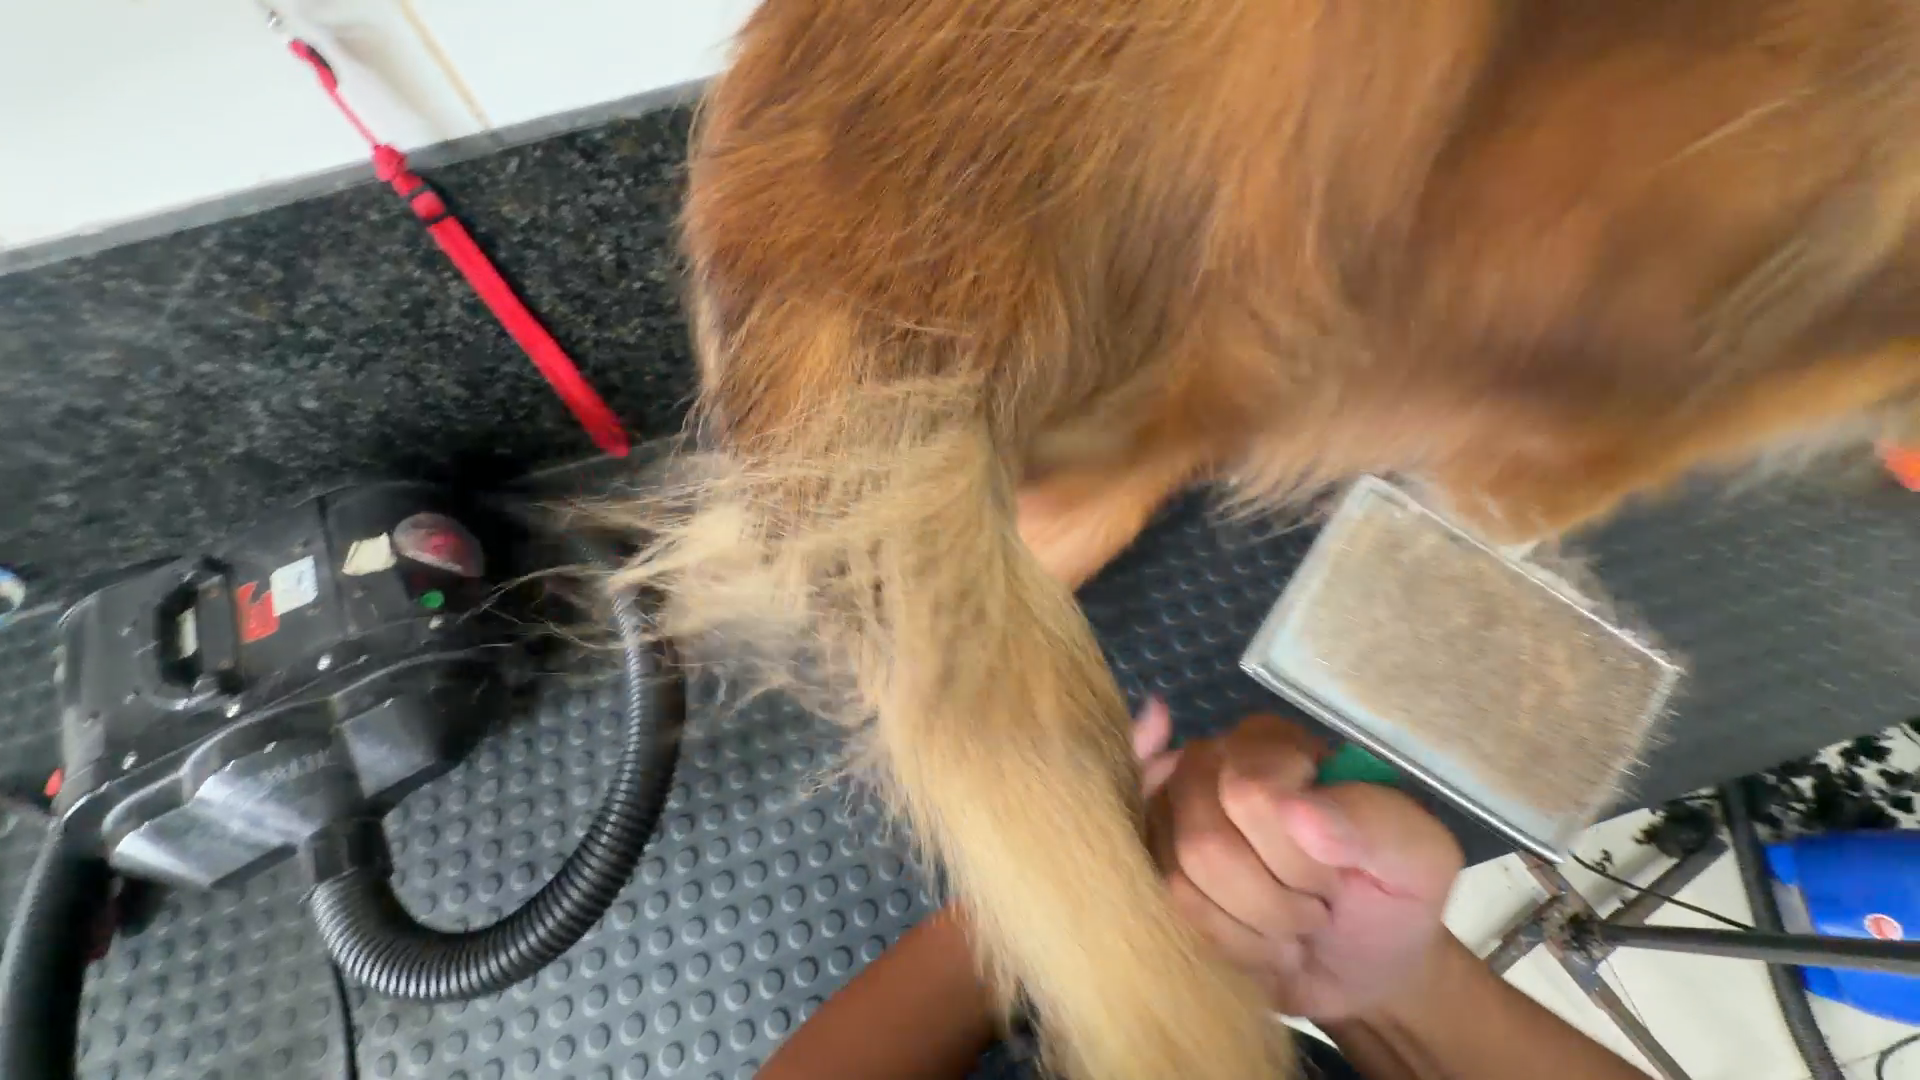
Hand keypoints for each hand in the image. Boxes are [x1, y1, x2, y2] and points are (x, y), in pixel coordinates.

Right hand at [1132, 701, 1463, 1020]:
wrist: (1363, 965)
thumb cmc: (1389, 897)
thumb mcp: (1417, 857)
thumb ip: (1373, 820)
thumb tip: (1295, 810)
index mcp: (1268, 742)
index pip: (1248, 792)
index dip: (1295, 856)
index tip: (1340, 872)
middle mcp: (1207, 763)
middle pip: (1205, 840)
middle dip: (1274, 900)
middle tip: (1317, 904)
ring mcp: (1170, 812)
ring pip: (1182, 876)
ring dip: (1253, 925)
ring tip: (1290, 923)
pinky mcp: (1155, 861)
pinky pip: (1168, 907)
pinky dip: (1226, 940)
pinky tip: (1256, 934)